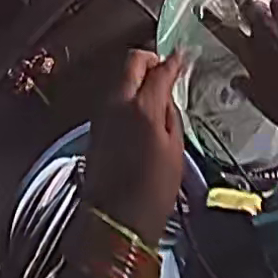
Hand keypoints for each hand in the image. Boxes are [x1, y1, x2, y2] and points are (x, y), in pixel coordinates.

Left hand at [81, 50, 186, 240]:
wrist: (115, 221)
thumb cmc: (152, 191)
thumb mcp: (175, 151)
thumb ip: (170, 113)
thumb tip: (166, 93)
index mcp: (142, 107)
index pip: (158, 69)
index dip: (173, 61)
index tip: (182, 56)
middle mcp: (118, 101)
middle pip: (132, 60)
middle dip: (150, 59)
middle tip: (165, 69)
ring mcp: (102, 110)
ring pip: (120, 75)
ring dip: (137, 74)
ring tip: (155, 88)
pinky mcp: (95, 122)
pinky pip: (113, 93)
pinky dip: (127, 90)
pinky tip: (140, 105)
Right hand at [206, 0, 277, 138]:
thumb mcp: (265, 103)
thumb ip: (249, 88)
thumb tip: (239, 83)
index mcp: (251, 54)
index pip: (224, 31)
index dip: (213, 20)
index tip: (207, 14)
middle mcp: (266, 33)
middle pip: (248, 6)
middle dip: (245, 3)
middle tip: (246, 4)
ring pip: (275, 0)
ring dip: (277, 4)